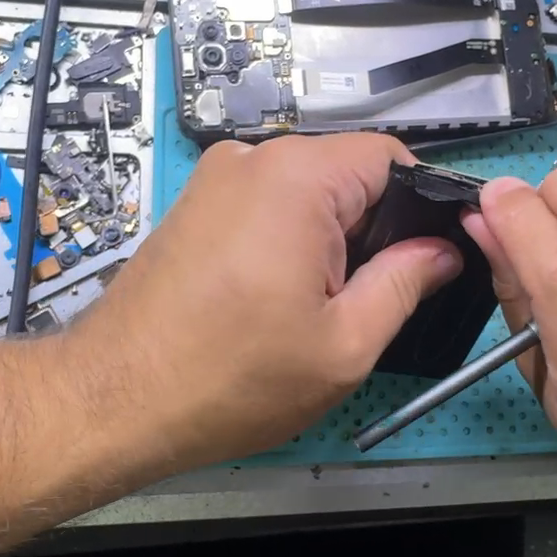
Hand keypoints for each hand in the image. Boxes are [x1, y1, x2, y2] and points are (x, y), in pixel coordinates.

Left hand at [68, 133, 462, 473]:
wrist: (115, 400)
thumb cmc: (232, 379)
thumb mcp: (343, 344)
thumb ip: (405, 283)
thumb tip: (442, 250)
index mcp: (297, 177)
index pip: (390, 157)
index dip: (420, 205)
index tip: (424, 257)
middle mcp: (251, 158)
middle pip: (345, 172)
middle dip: (370, 228)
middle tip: (369, 297)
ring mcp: (214, 178)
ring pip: (305, 192)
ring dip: (326, 239)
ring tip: (315, 305)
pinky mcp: (193, 204)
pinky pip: (264, 204)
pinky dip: (286, 239)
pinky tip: (275, 295)